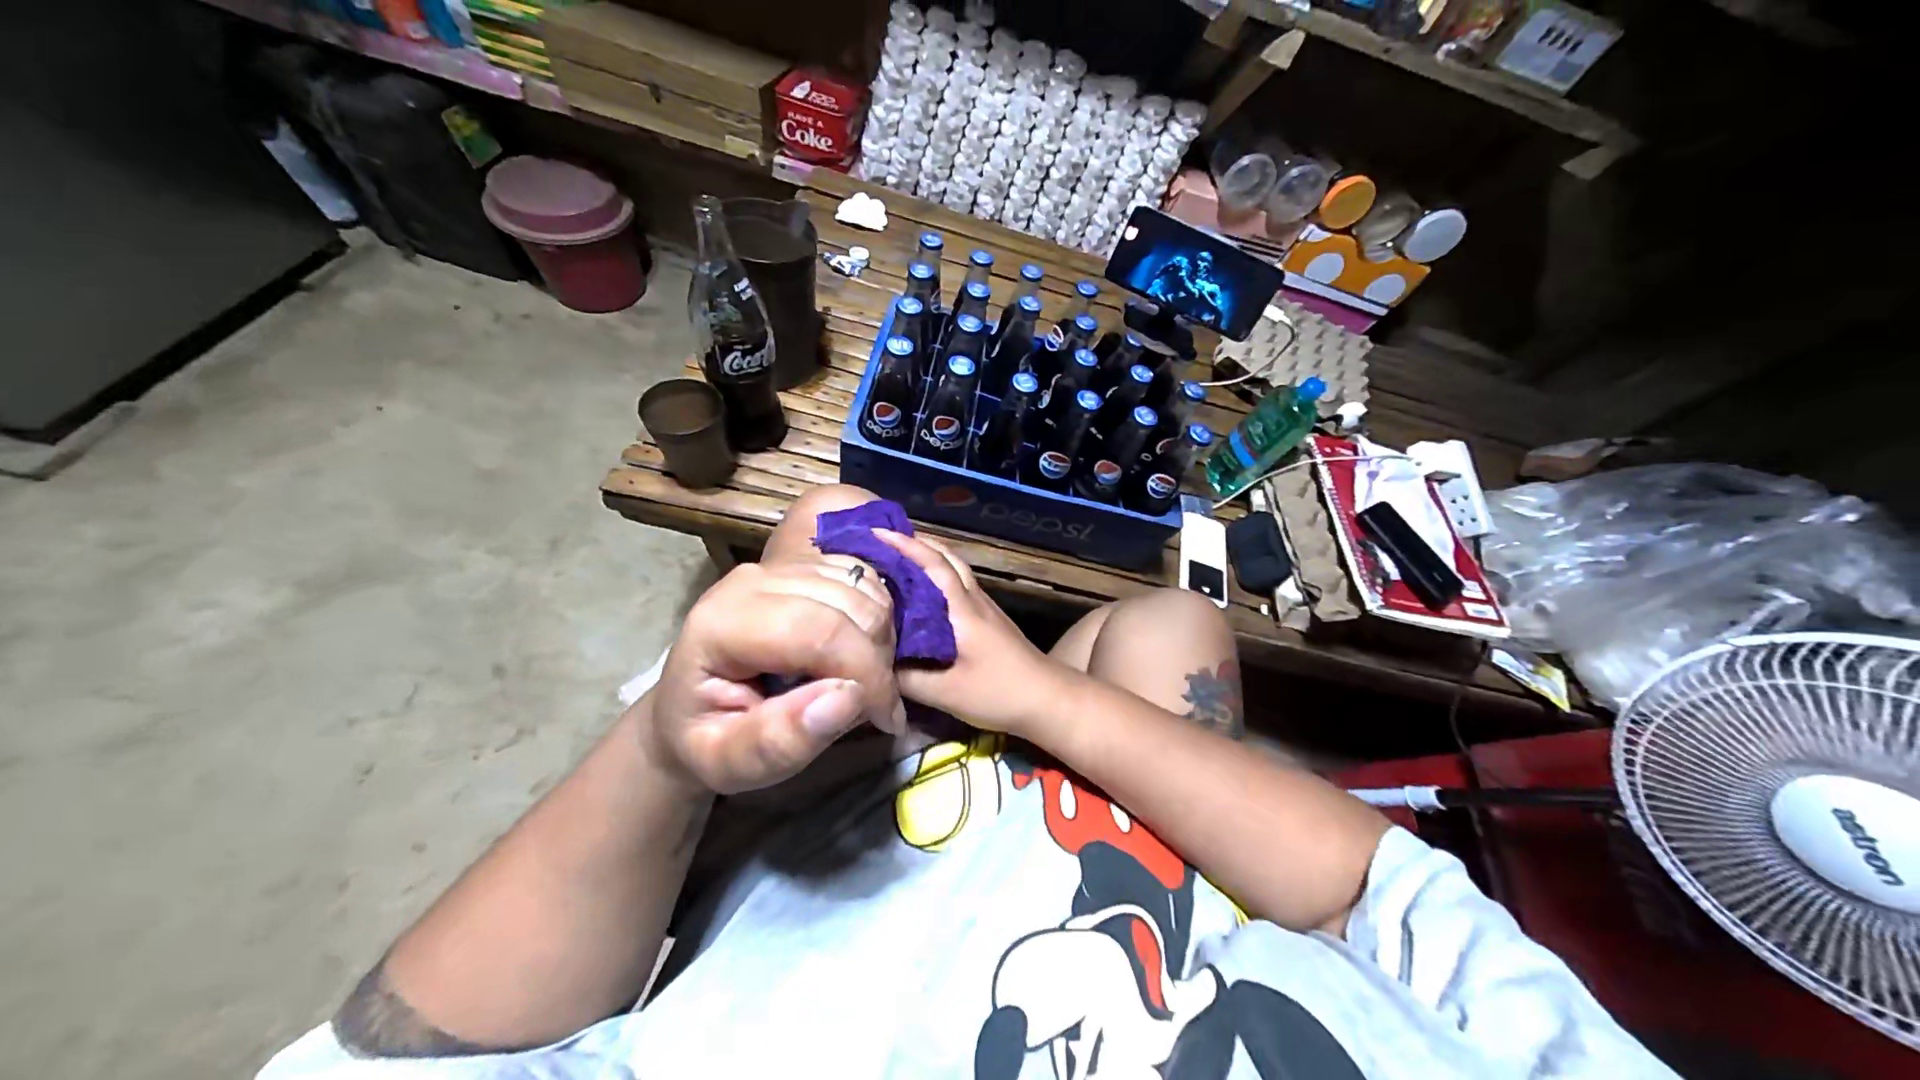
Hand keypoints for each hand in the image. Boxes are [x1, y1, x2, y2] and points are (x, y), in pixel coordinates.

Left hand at [645, 557, 904, 793]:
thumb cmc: (709, 740)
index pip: (820, 631)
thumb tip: (847, 697)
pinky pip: (863, 575)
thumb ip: (780, 740)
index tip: (886, 719)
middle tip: (874, 706)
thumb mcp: (731, 764)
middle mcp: (751, 581)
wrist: (692, 707)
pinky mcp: (801, 563)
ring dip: (881, 636)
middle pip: (850, 602)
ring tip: (864, 681)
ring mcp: (778, 566)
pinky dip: (877, 614)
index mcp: (722, 625)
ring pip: (863, 584)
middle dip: (878, 658)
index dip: (867, 673)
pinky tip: (861, 650)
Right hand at [872, 529, 1054, 733]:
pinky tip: (924, 595)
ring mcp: (986, 609)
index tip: (877, 533)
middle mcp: (975, 600)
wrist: (1049, 700)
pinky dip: (939, 578)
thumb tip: (873, 664)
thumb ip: (907, 679)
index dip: (906, 546)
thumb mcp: (946, 693)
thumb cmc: (999, 692)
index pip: (934, 565)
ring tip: (899, 562)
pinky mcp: (991, 621)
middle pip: (948, 558)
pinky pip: (960, 587)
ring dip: (930, 558)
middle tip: (884, 542)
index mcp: (963, 610)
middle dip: (917, 543)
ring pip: (956, 570)